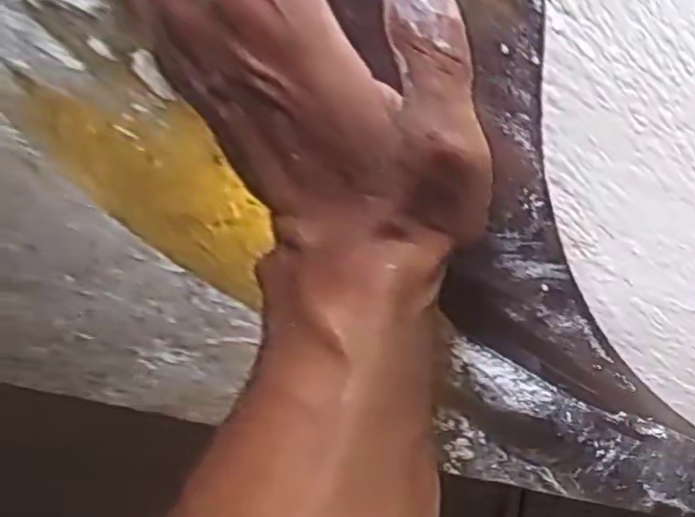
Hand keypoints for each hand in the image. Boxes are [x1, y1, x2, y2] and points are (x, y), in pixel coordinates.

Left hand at [131, 0, 490, 267]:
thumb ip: (436, 58)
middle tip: (343, 17)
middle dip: (304, 2)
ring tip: (303, 21)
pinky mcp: (186, 59)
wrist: (354, 256)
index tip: (380, 9)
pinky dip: (218, 7)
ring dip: (256, 3)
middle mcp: (214, 12)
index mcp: (281, 22)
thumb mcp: (451, 143)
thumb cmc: (409, 204)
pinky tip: (257, 22)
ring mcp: (185, 33)